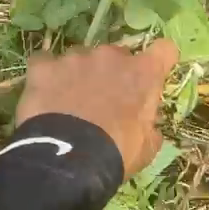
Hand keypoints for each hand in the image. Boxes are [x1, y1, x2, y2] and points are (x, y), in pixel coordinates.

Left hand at [14, 40, 178, 173]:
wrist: (69, 159)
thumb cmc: (117, 152)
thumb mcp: (147, 147)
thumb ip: (149, 126)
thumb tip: (147, 125)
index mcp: (144, 73)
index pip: (164, 50)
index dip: (160, 62)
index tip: (153, 76)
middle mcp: (111, 56)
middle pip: (118, 56)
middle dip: (114, 74)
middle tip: (106, 102)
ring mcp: (76, 58)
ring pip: (82, 59)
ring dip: (81, 75)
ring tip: (71, 103)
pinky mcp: (44, 66)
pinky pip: (47, 62)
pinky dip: (49, 75)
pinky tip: (46, 95)